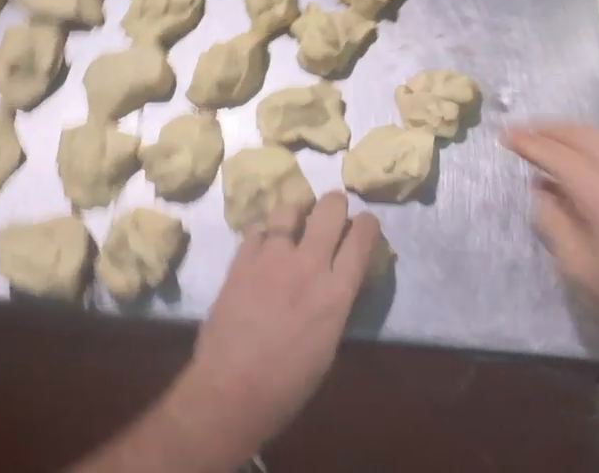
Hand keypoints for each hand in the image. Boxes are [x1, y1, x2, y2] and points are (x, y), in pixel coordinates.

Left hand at [175, 192, 381, 455]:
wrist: (230, 392)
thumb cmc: (288, 383)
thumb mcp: (330, 342)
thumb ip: (338, 300)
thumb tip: (340, 278)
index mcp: (337, 291)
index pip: (363, 235)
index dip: (368, 223)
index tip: (365, 225)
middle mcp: (308, 265)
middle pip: (330, 208)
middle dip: (337, 204)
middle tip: (332, 214)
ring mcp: (271, 258)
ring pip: (291, 207)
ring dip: (299, 211)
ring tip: (296, 221)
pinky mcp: (241, 261)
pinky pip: (258, 228)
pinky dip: (267, 232)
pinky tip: (266, 244)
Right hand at [505, 125, 598, 352]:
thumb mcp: (573, 264)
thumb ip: (551, 220)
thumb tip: (541, 189)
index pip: (560, 157)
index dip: (530, 144)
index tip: (504, 135)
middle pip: (583, 136)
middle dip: (549, 129)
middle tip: (519, 130)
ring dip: (569, 132)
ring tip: (542, 135)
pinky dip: (588, 143)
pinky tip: (573, 156)